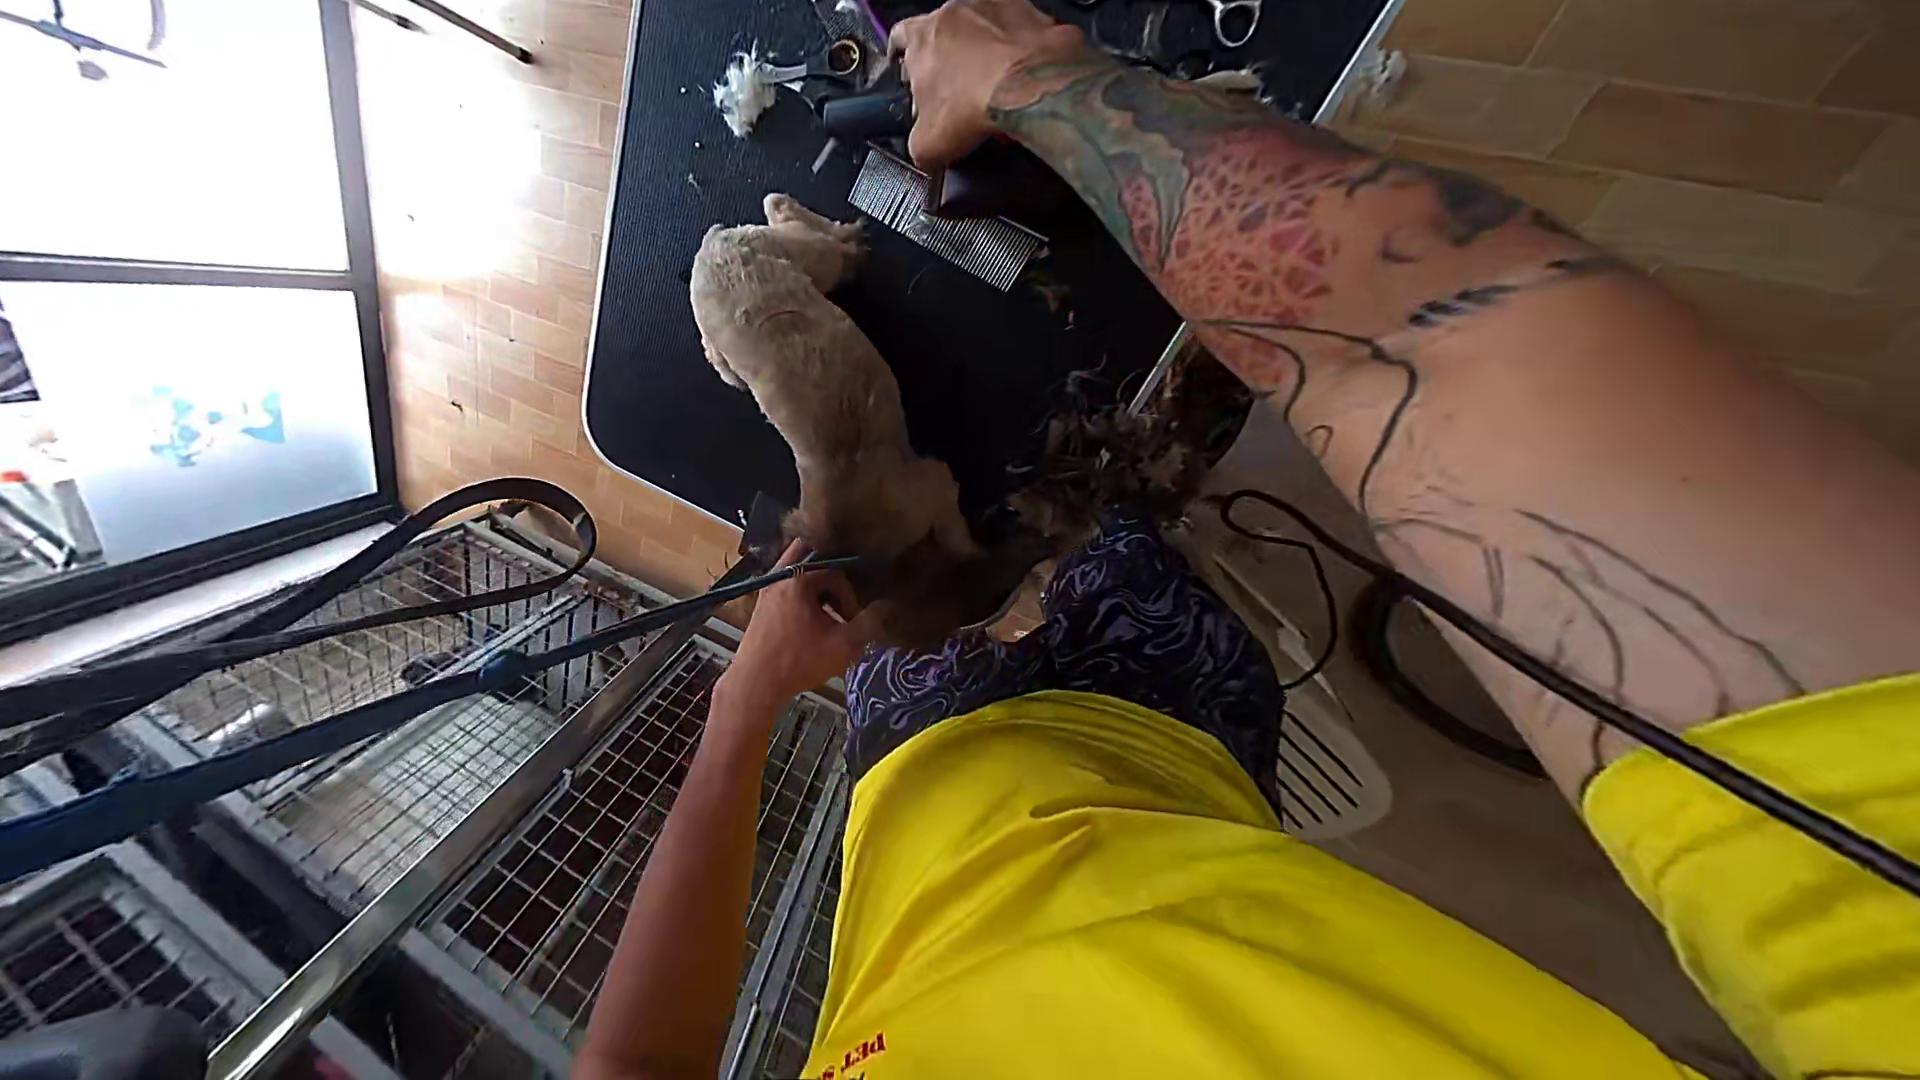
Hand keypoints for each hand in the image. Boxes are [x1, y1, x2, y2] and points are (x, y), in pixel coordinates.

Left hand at [715, 540, 872, 717]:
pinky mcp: (763, 606)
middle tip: (845, 601)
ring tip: (831, 615)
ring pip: (800, 573)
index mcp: (798, 577)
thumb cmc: (799, 662)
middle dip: (834, 578)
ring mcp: (768, 591)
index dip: (851, 596)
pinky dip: (805, 596)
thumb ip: (870, 622)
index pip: (836, 572)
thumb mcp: (845, 644)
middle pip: (813, 558)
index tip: (853, 621)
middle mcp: (780, 576)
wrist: (755, 686)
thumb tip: (888, 606)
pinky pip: (789, 587)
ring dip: (819, 589)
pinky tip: (814, 622)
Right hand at [888, 0, 1090, 167]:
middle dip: (944, 60)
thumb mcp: (928, 145)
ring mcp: (990, 7)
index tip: (906, 68)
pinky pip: (1013, 33)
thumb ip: (917, 143)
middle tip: (953, 91)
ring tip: (988, 87)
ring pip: (978, 29)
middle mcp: (953, 11)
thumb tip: (921, 153)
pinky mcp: (1026, 13)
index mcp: (921, 37)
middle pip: (941, 35)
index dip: (900, 57)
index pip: (900, 39)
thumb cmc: (973, 106)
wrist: (1027, 87)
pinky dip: (1011, 52)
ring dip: (979, 53)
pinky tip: (1015, 79)